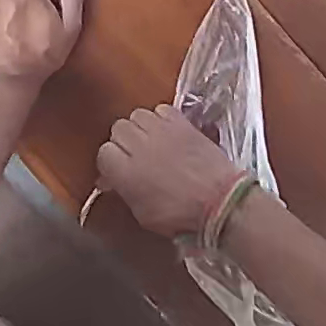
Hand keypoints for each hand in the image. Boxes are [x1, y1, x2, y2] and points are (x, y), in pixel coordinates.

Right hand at [96, 105, 245, 236]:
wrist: (222, 202)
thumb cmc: (180, 216)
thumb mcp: (143, 214)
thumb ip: (124, 191)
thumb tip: (112, 180)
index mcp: (125, 171)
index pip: (104, 152)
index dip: (110, 162)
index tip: (118, 171)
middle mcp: (138, 145)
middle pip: (118, 128)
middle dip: (123, 142)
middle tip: (134, 155)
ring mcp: (161, 130)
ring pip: (137, 115)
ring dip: (140, 127)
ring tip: (150, 140)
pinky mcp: (182, 122)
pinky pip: (161, 109)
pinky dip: (161, 118)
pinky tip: (167, 132)